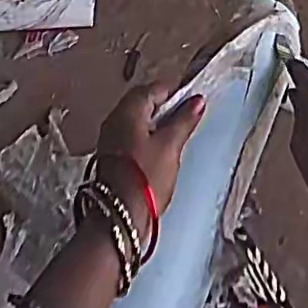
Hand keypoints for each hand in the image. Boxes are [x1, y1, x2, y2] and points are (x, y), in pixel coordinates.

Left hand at [95, 82, 206, 237]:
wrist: (119, 218)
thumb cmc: (146, 178)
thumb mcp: (170, 146)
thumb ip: (184, 120)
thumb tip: (197, 100)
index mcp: (128, 109)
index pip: (154, 88)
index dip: (175, 92)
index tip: (193, 101)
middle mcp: (114, 118)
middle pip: (142, 102)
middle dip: (164, 107)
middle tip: (186, 117)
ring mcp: (109, 137)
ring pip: (136, 119)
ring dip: (155, 123)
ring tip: (175, 135)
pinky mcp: (110, 156)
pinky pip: (130, 135)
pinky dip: (145, 136)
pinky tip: (158, 151)